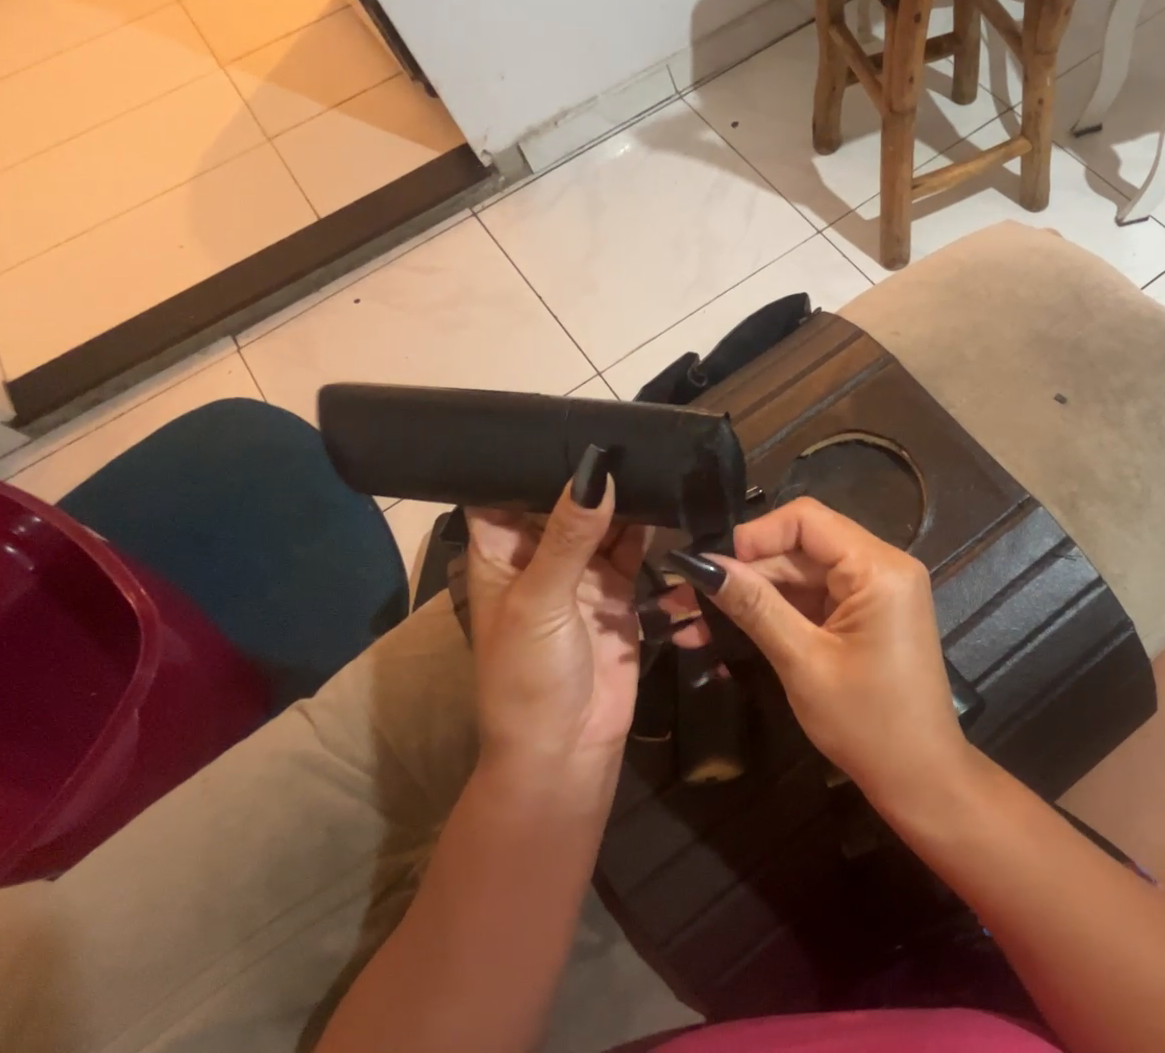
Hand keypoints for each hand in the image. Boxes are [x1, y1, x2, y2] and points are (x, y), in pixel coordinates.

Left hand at [463, 449, 644, 772]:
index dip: (525, 458)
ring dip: (622, 496)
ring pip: (603, 521)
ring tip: (650, 453)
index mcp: (499, 554)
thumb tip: (595, 471)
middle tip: (625, 426)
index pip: (503, 491)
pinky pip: (634, 550)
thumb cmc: (529, 675)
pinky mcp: (620, 593)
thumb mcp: (541, 600)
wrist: (568, 746)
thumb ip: (569, 535)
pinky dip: (648, 528)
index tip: (560, 419)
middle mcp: (539, 557)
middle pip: (562, 501)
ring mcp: (582, 574)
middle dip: (588, 471)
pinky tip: (665, 498)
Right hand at [670, 498, 967, 805]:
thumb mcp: (803, 662)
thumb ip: (755, 606)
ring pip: (801, 575)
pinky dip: (775, 615)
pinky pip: (814, 600)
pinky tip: (724, 634)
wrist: (917, 774)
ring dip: (751, 597)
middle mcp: (883, 566)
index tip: (711, 568)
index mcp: (879, 568)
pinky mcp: (866, 615)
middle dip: (743, 572)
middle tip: (681, 599)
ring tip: (688, 624)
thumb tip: (703, 565)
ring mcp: (876, 591)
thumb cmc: (866, 722)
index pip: (807, 519)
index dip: (754, 536)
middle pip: (801, 547)